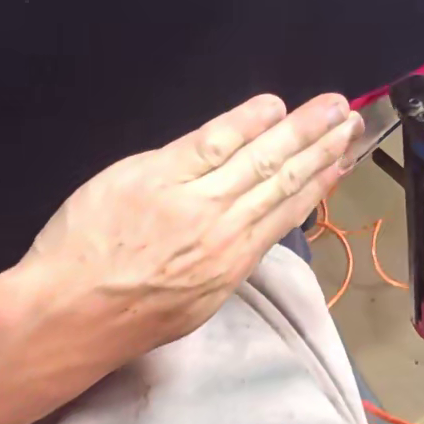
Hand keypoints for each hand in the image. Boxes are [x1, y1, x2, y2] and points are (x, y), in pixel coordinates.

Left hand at [18, 92, 362, 361]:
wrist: (71, 311)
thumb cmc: (125, 316)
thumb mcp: (192, 302)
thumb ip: (222, 260)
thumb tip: (246, 229)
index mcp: (233, 264)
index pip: (286, 213)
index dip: (319, 184)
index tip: (342, 162)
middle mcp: (225, 229)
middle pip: (283, 181)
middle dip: (322, 148)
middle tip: (352, 121)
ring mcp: (194, 199)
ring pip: (259, 159)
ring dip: (300, 131)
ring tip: (331, 107)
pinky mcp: (158, 174)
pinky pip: (212, 142)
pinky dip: (245, 123)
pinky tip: (271, 107)